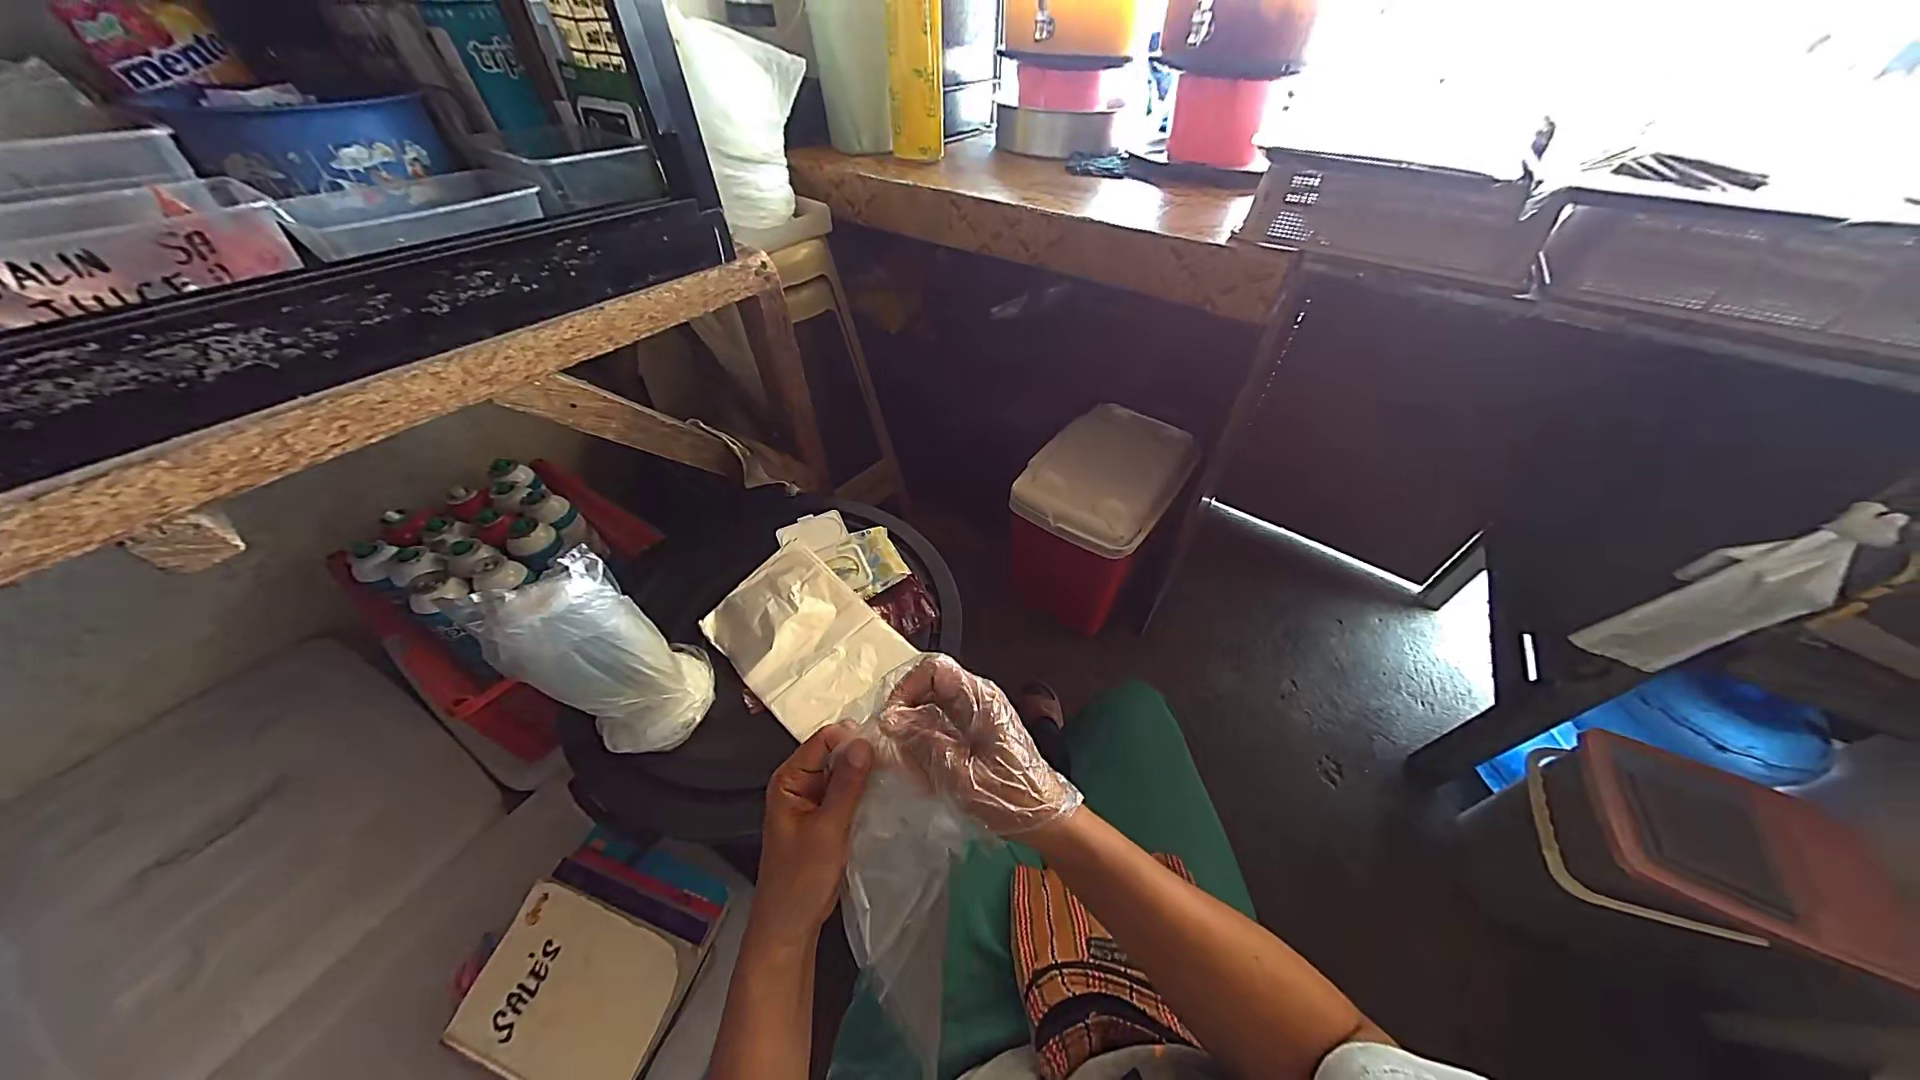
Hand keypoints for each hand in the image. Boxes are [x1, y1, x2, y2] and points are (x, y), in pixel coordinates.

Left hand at [753, 723, 873, 946]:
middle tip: (896, 764)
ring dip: (867, 775)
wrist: (791, 926)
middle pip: (836, 751)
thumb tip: (864, 742)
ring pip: (846, 771)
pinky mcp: (826, 814)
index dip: (853, 740)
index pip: (825, 739)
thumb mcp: (827, 829)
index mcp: (789, 779)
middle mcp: (799, 782)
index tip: (884, 751)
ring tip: (895, 778)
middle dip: (864, 756)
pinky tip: (885, 797)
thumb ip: (846, 784)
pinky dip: (865, 792)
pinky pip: (849, 791)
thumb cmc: (800, 881)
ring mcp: (813, 798)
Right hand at [878, 654, 1081, 835]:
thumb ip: (925, 740)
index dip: (906, 687)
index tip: (890, 718)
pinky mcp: (976, 732)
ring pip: (933, 705)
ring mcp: (978, 714)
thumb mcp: (960, 772)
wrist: (1046, 820)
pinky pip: (942, 723)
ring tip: (906, 759)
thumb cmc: (1009, 797)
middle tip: (892, 742)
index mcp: (980, 698)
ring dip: (914, 728)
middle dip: (906, 710)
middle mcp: (979, 698)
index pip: (933, 668)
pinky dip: (926, 740)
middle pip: (930, 685)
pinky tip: (923, 768)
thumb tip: (889, 717)